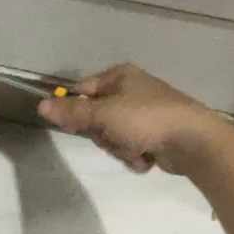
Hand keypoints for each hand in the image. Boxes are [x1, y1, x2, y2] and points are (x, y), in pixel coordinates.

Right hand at [37, 64, 232, 173]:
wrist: (192, 140)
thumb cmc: (146, 118)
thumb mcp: (104, 114)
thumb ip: (72, 112)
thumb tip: (41, 105)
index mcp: (119, 77)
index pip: (82, 90)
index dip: (74, 110)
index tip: (74, 126)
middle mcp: (131, 92)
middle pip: (95, 117)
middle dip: (103, 134)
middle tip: (113, 136)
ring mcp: (143, 115)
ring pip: (112, 136)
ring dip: (119, 148)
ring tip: (135, 149)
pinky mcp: (154, 136)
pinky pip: (130, 147)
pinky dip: (135, 155)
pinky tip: (146, 156)